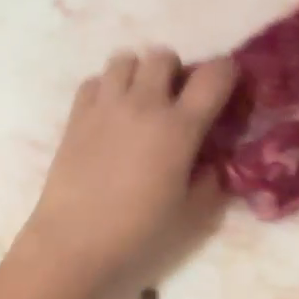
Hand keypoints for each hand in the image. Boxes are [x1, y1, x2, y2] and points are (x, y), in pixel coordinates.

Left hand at [13, 48, 236, 295]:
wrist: (73, 243)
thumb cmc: (135, 235)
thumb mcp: (187, 214)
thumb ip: (208, 182)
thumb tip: (212, 163)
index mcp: (179, 128)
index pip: (215, 73)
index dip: (225, 76)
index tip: (221, 94)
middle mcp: (143, 105)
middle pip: (164, 55)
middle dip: (173, 73)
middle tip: (170, 104)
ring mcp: (105, 107)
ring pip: (125, 59)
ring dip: (136, 74)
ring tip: (135, 105)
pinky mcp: (75, 118)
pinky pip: (93, 81)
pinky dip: (104, 89)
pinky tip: (106, 117)